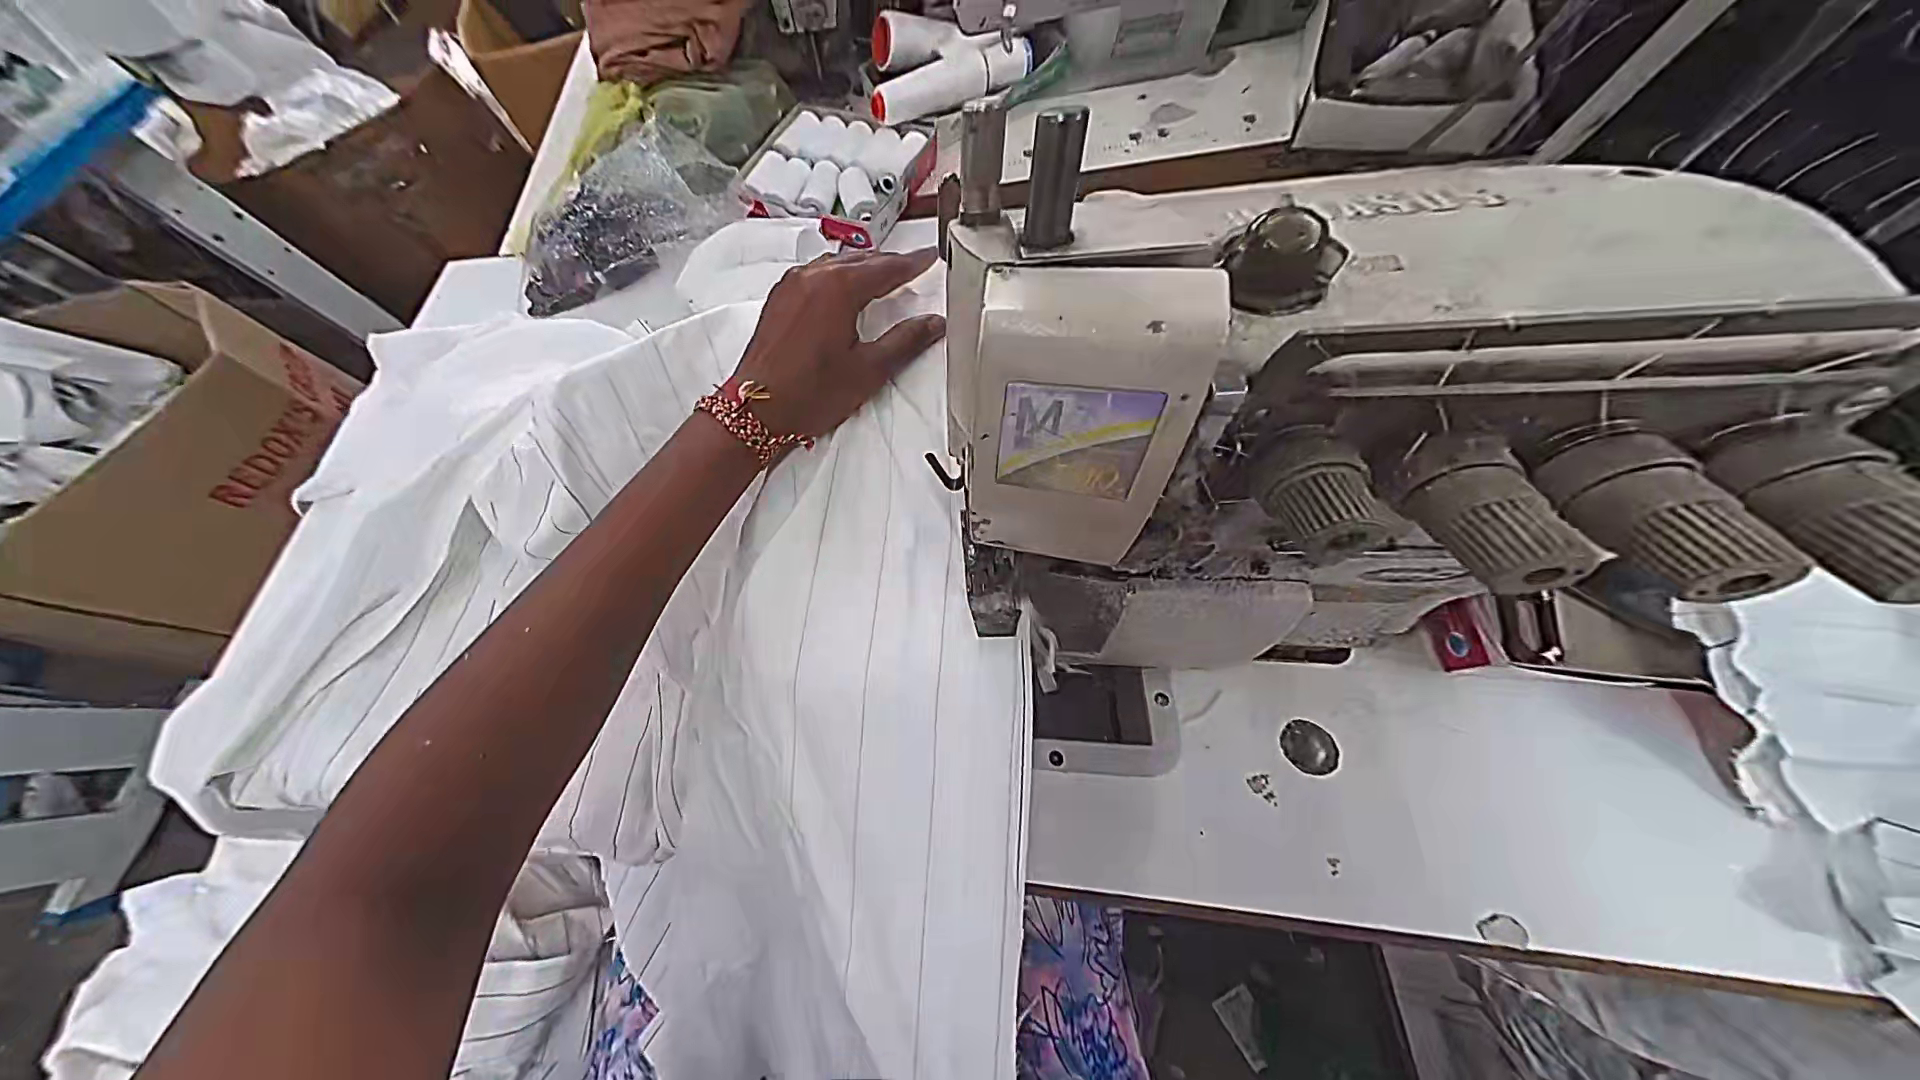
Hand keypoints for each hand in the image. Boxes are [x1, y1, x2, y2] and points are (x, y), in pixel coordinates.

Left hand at [730, 248, 946, 438]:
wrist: (757, 410)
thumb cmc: (809, 393)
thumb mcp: (869, 370)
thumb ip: (905, 341)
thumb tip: (933, 324)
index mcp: (838, 288)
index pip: (887, 267)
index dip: (913, 264)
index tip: (930, 258)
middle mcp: (812, 277)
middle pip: (861, 260)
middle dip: (889, 262)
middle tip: (912, 267)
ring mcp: (791, 286)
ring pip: (836, 264)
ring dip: (863, 267)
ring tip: (883, 276)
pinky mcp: (779, 299)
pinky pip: (815, 274)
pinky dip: (837, 276)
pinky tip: (844, 290)